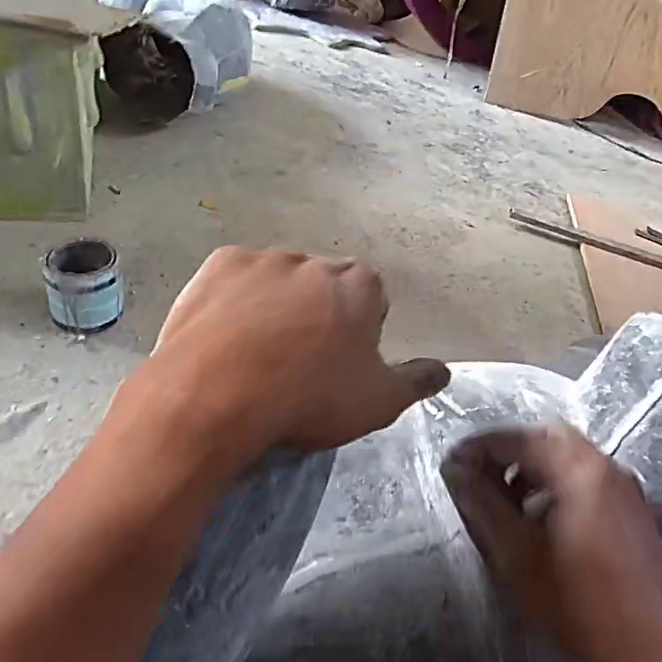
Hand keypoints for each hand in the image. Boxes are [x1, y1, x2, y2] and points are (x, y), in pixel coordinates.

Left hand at [117, 247, 449, 468]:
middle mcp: (314, 260)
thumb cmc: (308, 398)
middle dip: (316, 313)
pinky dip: (232, 300)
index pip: (370, 298)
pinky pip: (233, 280)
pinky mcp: (217, 264)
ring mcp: (263, 258)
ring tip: (253, 353)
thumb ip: (416, 381)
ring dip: (272, 305)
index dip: (358, 331)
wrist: (217, 394)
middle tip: (297, 361)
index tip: (340, 363)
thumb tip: (443, 370)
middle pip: (322, 286)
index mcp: (359, 284)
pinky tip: (222, 335)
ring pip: (276, 281)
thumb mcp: (378, 403)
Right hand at [442, 422, 661, 661]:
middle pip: (548, 438)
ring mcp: (627, 492)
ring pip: (569, 458)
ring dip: (532, 468)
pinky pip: (587, 480)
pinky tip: (541, 519)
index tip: (452, 465)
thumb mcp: (517, 555)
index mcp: (580, 470)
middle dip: (508, 452)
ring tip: (504, 500)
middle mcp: (608, 469)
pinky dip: (556, 484)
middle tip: (479, 475)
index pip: (518, 438)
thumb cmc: (580, 605)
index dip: (478, 447)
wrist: (657, 660)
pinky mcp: (635, 515)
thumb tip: (455, 470)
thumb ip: (482, 504)